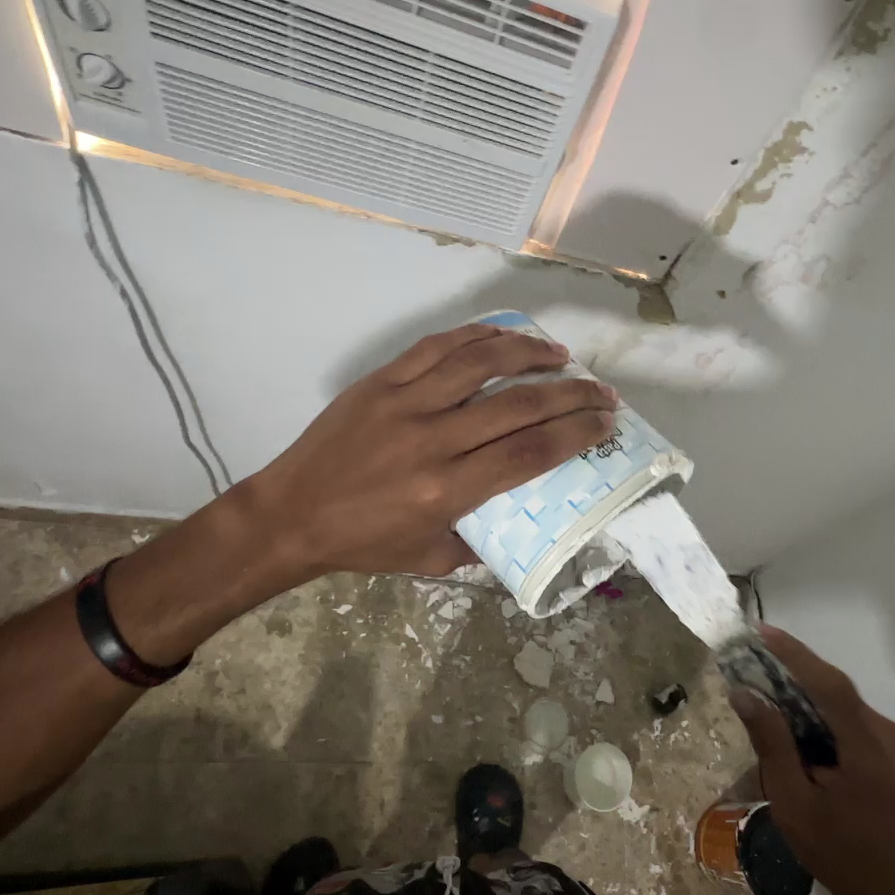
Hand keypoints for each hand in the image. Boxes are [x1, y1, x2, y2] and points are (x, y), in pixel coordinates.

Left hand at [238, 322, 617, 581]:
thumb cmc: (361, 543)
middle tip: (600, 390)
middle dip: (570, 393)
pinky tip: (505, 337)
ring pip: (480, 363)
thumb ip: (480, 542)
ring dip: (530, 353)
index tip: (605, 422)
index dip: (576, 432)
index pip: (529, 452)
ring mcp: (404, 403)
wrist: (289, 515)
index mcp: (447, 490)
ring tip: (561, 354)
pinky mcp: (381, 381)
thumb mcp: (429, 558)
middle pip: (518, 404)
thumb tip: (519, 522)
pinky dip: (478, 336)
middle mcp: (432, 440)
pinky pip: (437, 347)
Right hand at [731, 626, 894, 894]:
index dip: (797, 655)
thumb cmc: (835, 851)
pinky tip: (804, 738)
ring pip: (846, 708)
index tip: (764, 632)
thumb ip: (772, 743)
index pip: (831, 686)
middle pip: (837, 694)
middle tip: (755, 671)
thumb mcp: (792, 802)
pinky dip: (827, 720)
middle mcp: (891, 738)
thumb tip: (745, 693)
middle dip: (795, 679)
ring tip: (774, 709)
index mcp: (869, 751)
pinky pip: (856, 723)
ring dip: (810, 703)